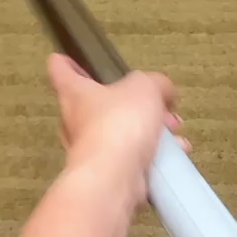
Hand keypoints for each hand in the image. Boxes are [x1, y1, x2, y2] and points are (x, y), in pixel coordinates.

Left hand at [46, 53, 182, 205]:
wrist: (114, 178)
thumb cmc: (119, 123)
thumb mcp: (146, 88)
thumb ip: (157, 84)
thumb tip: (164, 92)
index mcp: (74, 93)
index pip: (60, 69)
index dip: (67, 61)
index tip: (77, 59)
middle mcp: (74, 122)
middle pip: (98, 104)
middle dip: (132, 104)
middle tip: (159, 106)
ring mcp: (89, 150)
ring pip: (119, 132)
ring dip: (148, 130)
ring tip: (173, 131)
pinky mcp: (105, 173)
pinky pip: (130, 158)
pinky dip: (152, 154)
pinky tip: (176, 153)